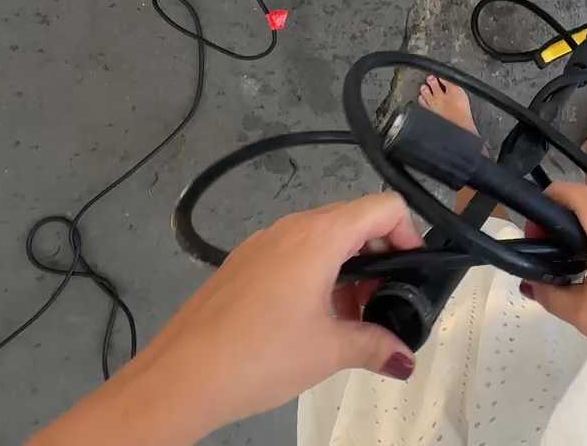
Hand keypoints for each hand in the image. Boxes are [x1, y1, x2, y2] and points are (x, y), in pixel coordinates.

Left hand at [59, 192, 421, 443]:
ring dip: (348, 266)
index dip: (409, 234)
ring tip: (348, 317)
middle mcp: (295, 225)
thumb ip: (375, 346)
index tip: (412, 273)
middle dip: (379, 255)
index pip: (384, 206)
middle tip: (383, 301)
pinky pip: (295, 250)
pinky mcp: (244, 260)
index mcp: (322, 235)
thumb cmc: (259, 356)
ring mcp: (265, 240)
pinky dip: (316, 271)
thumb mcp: (327, 352)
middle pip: (356, 218)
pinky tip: (308, 318)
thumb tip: (406, 360)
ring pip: (324, 235)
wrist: (175, 380)